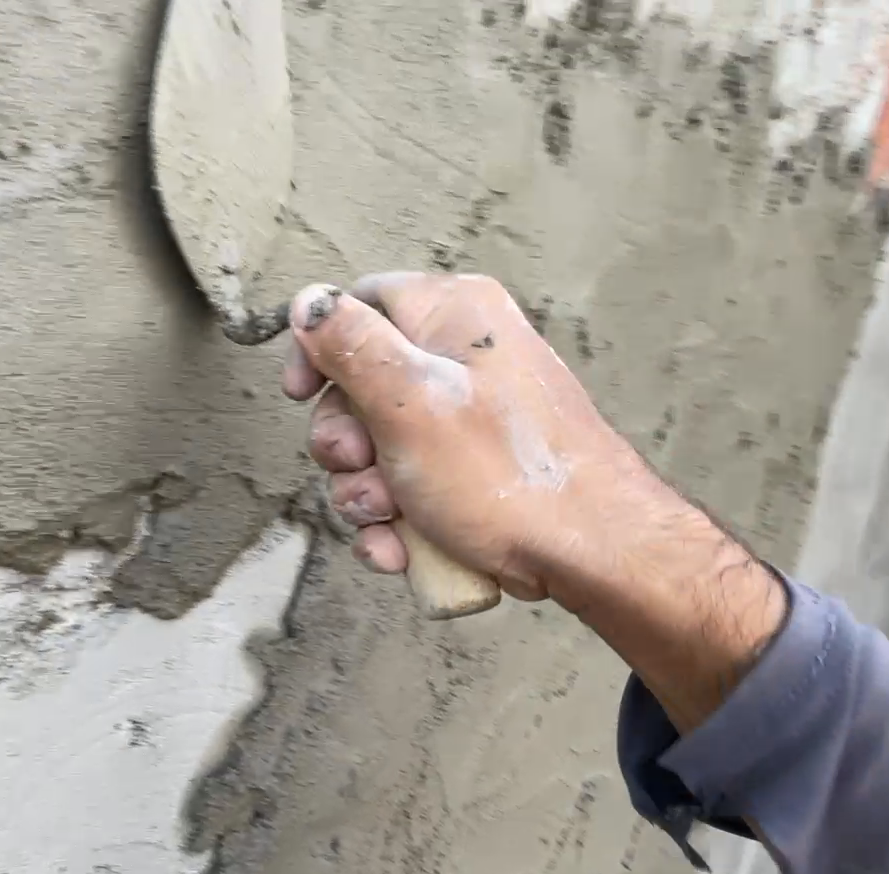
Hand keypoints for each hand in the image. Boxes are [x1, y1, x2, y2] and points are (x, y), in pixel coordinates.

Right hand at [282, 271, 784, 729]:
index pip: (357, 304)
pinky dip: (388, 519)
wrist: (586, 557)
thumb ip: (352, 346)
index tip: (302, 395)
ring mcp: (457, 418)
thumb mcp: (411, 403)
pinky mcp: (458, 468)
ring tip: (391, 515)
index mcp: (453, 316)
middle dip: (342, 443)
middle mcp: (456, 357)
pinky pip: (396, 485)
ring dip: (361, 491)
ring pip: (367, 448)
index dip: (319, 349)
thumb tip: (307, 300)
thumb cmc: (505, 476)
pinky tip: (400, 543)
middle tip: (361, 465)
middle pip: (351, 388)